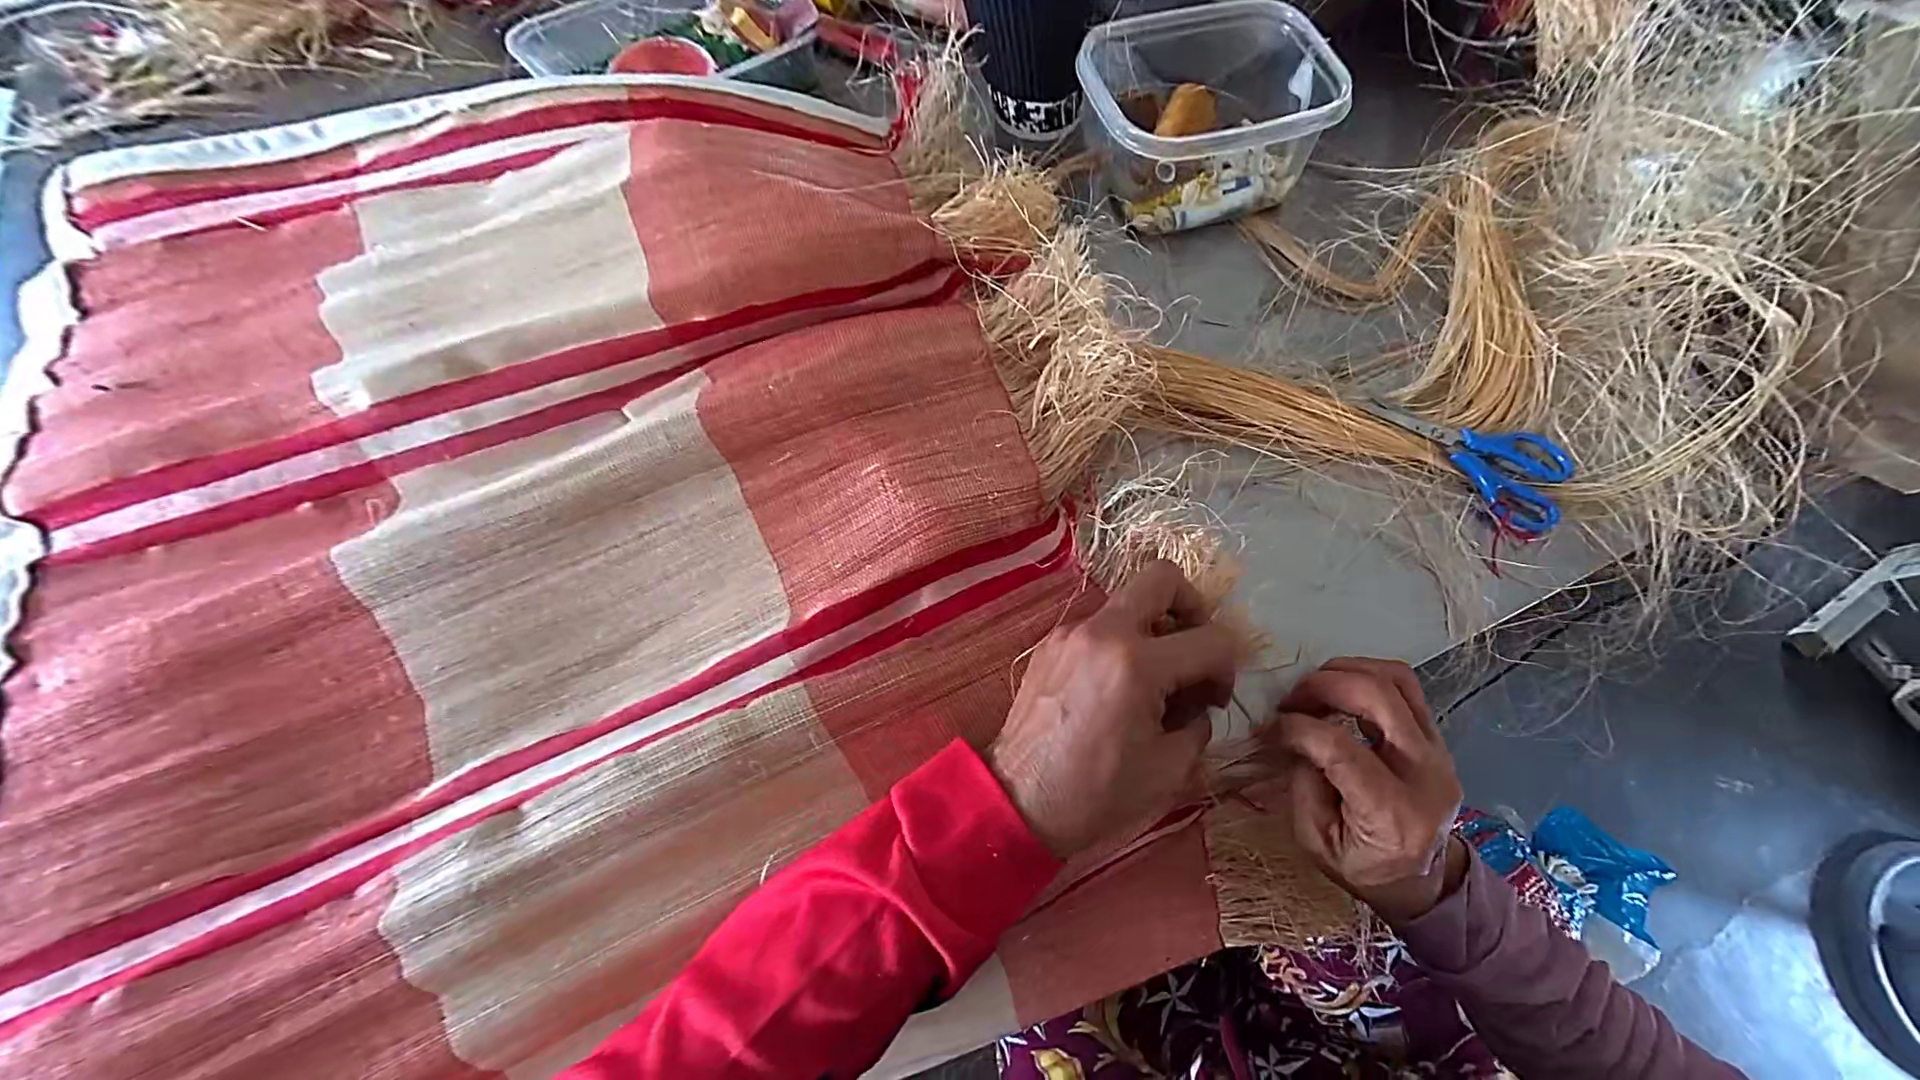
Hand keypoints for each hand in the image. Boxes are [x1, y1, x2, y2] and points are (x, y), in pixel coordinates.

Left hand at [988, 561, 1242, 858]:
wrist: (1018, 801)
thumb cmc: (1096, 793)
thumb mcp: (1169, 769)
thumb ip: (1197, 722)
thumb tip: (1197, 701)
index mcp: (1136, 663)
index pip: (1212, 638)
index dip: (1228, 668)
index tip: (1214, 699)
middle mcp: (1101, 632)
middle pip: (1162, 578)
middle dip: (1193, 608)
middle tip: (1191, 653)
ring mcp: (1070, 633)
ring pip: (1126, 602)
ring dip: (1152, 627)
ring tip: (1151, 680)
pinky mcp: (1050, 644)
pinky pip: (1097, 626)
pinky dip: (1119, 643)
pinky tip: (1115, 687)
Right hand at [1264, 657, 1466, 921]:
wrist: (1420, 878)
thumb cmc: (1359, 864)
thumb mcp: (1314, 837)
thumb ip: (1303, 781)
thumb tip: (1289, 731)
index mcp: (1394, 812)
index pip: (1341, 746)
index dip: (1297, 728)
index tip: (1270, 728)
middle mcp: (1426, 773)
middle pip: (1377, 695)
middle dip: (1321, 685)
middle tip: (1290, 700)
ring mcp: (1439, 750)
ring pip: (1395, 678)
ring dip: (1344, 672)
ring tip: (1313, 691)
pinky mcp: (1435, 736)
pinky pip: (1404, 686)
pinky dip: (1363, 676)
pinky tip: (1336, 693)